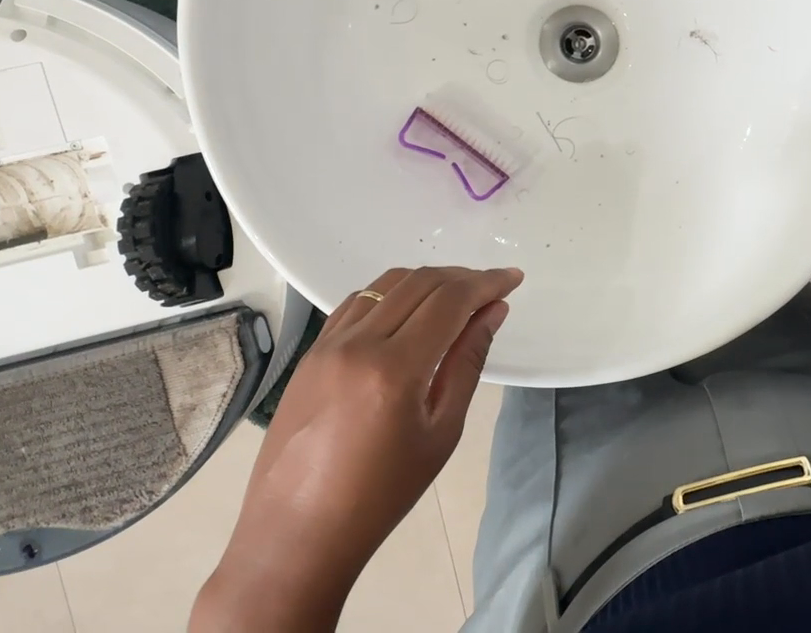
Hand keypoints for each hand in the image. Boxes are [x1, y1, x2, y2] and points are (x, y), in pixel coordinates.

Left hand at [192, 266, 521, 632]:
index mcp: (395, 368)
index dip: (487, 283)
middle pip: (421, 282)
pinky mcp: (310, 354)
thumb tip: (493, 312)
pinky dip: (392, 294)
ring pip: (387, 285)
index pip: (450, 300)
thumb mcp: (441, 431)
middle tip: (492, 287)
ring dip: (428, 280)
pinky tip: (409, 310)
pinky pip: (357, 303)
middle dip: (464, 277)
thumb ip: (468, 362)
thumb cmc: (381, 494)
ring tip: (456, 295)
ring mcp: (328, 345)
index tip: (514, 279)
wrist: (296, 534)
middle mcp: (358, 344)